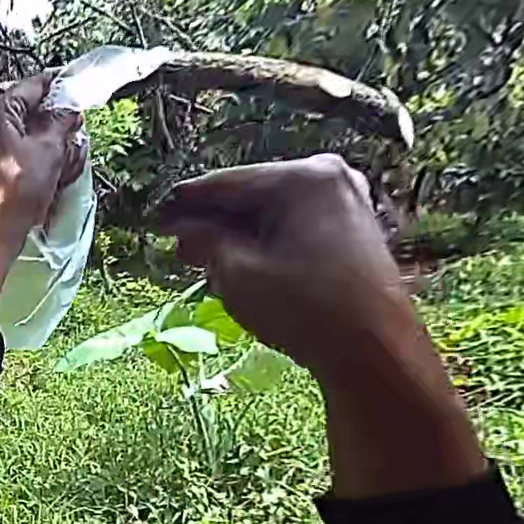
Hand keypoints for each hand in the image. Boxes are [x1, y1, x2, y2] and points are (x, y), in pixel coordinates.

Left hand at [0, 75, 84, 316]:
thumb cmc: (16, 190)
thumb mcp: (48, 149)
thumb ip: (60, 121)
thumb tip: (67, 108)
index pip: (32, 86)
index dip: (59, 86)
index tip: (80, 89)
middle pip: (26, 113)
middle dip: (54, 120)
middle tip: (75, 130)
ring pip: (22, 138)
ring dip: (46, 144)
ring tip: (66, 157)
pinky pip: (14, 160)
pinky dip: (33, 162)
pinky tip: (49, 176)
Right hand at [156, 154, 400, 376]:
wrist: (371, 347)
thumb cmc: (300, 306)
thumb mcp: (234, 271)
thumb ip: (202, 240)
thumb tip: (181, 227)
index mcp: (300, 178)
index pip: (222, 185)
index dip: (180, 205)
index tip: (152, 222)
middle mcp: (326, 177)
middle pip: (246, 196)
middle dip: (207, 222)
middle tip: (176, 248)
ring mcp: (342, 200)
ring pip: (266, 211)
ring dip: (230, 235)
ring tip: (202, 263)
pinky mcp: (348, 226)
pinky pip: (287, 224)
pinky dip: (258, 241)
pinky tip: (236, 265)